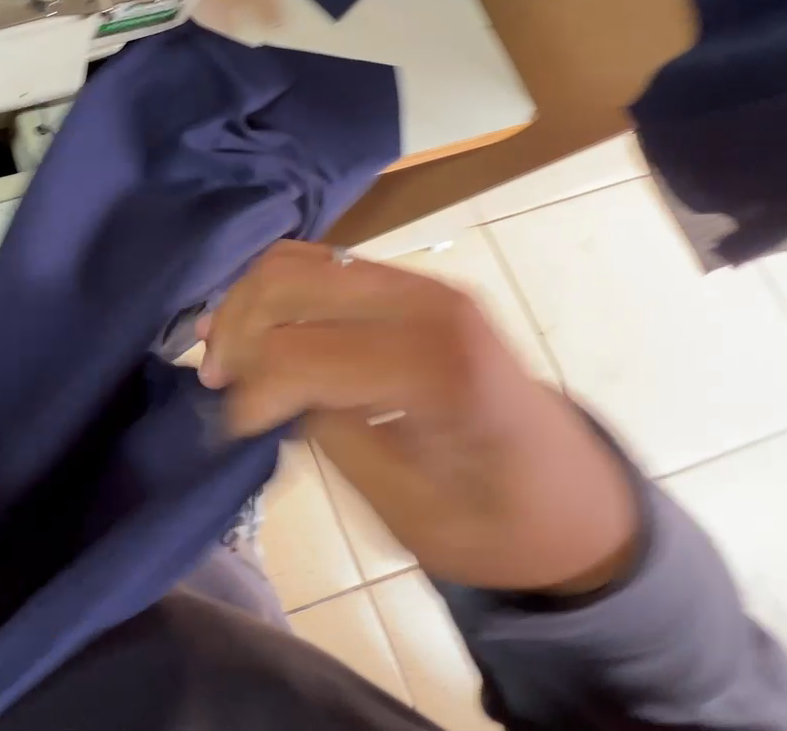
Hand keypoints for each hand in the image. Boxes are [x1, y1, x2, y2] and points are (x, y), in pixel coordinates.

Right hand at [201, 241, 638, 594]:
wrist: (572, 499)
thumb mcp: (410, 509)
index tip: (234, 429)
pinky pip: (315, 262)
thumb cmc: (497, 523)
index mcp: (440, 367)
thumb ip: (331, 435)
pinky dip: (270, 290)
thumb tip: (266, 390)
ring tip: (224, 355)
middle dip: (236, 334)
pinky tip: (250, 326)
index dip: (250, 390)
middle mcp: (428, 304)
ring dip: (244, 305)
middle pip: (287, 287)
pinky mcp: (406, 282)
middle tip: (213, 382)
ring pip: (292, 263)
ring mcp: (419, 283)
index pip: (301, 353)